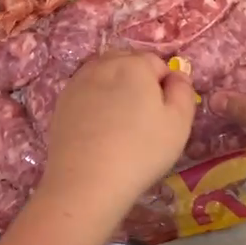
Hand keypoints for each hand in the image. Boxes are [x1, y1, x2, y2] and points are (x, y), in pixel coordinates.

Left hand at [37, 52, 195, 223]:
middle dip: (139, 81)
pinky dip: (95, 101)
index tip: (164, 114)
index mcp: (134, 64)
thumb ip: (183, 92)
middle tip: (143, 118)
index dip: (165, 86)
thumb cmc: (140, 151)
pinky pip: (86, 91)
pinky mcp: (62, 101)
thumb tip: (177, 76)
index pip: (157, 63)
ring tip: (120, 123)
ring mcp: (78, 82)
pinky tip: (98, 128)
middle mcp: (103, 64)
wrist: (85, 181)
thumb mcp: (178, 123)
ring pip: (105, 74)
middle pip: (128, 63)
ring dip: (115, 89)